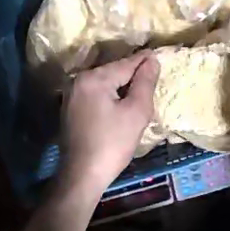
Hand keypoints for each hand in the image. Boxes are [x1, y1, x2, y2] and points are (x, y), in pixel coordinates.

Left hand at [56, 53, 158, 202]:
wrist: (82, 174)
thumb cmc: (113, 144)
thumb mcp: (136, 112)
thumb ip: (145, 83)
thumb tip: (151, 60)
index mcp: (94, 78)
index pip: (126, 63)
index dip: (145, 61)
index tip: (159, 56)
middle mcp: (79, 80)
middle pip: (113, 72)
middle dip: (132, 74)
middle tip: (152, 77)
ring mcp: (71, 95)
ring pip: (103, 84)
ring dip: (121, 86)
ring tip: (139, 90)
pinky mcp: (70, 110)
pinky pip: (95, 95)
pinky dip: (109, 96)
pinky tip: (120, 105)